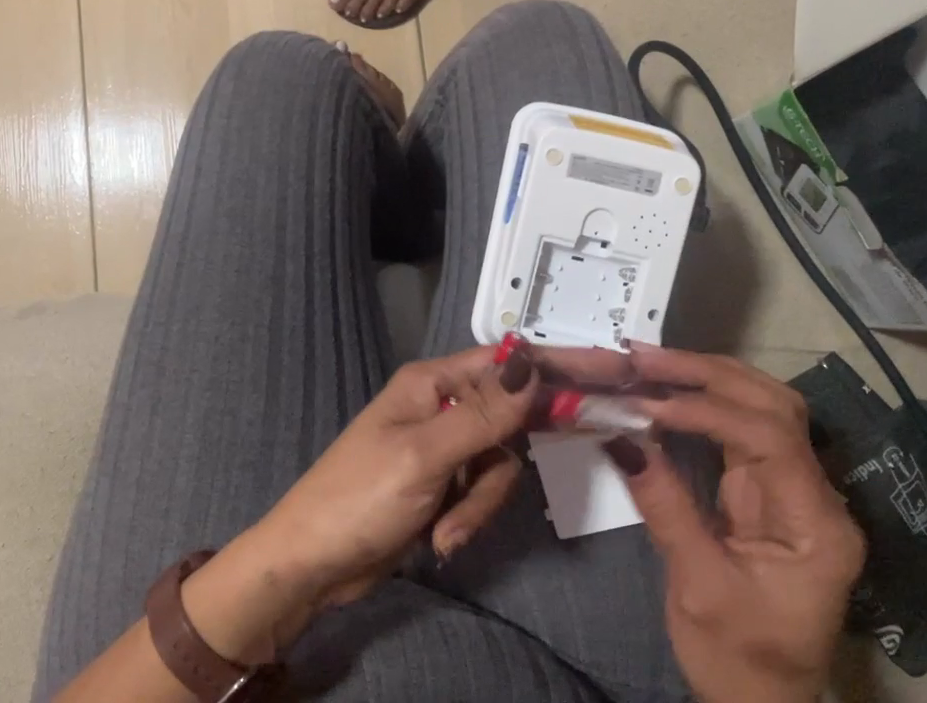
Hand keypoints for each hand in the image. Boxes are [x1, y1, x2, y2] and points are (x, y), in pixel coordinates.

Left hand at [255, 344, 540, 607]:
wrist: (313, 564)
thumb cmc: (359, 498)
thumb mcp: (424, 455)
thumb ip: (483, 415)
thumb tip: (532, 365)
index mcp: (430, 383)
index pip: (505, 362)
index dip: (554, 367)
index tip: (613, 375)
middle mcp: (440, 406)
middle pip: (509, 416)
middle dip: (511, 456)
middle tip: (552, 458)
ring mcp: (443, 449)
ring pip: (500, 463)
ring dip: (481, 502)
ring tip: (448, 530)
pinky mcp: (443, 486)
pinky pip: (482, 493)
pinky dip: (469, 517)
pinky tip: (440, 539)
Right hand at [555, 345, 863, 702]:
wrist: (761, 702)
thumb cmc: (739, 659)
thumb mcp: (698, 587)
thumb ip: (665, 506)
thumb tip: (622, 438)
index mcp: (817, 525)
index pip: (771, 438)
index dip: (709, 410)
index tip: (648, 403)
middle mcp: (815, 496)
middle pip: (774, 406)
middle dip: (707, 374)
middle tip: (642, 358)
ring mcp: (792, 491)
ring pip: (761, 408)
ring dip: (706, 378)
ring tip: (649, 363)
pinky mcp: (765, 492)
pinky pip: (739, 431)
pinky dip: (702, 403)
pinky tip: (666, 391)